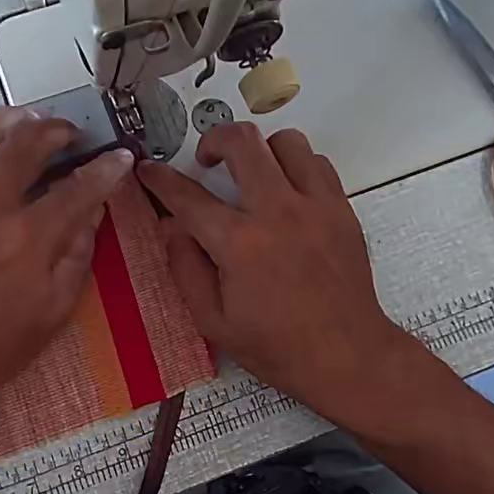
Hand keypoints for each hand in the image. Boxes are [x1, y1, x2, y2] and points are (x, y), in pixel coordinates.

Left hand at [0, 108, 133, 447]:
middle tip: (73, 135)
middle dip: (59, 129)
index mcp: (28, 239)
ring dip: (11, 119)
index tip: (121, 157)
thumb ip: (78, 253)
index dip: (107, 168)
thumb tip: (91, 211)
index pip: (79, 187)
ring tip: (29, 123)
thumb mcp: (56, 310)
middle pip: (27, 141)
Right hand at [136, 123, 435, 430]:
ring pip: (287, 141)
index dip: (160, 178)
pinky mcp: (343, 210)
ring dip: (262, 150)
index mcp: (239, 244)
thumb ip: (185, 268)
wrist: (345, 355)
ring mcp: (316, 207)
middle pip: (243, 142)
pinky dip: (297, 166)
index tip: (148, 169)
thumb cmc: (276, 346)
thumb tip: (171, 226)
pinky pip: (319, 163)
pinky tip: (289, 192)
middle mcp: (278, 212)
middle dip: (214, 138)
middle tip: (207, 160)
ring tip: (254, 174)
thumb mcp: (214, 322)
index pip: (188, 196)